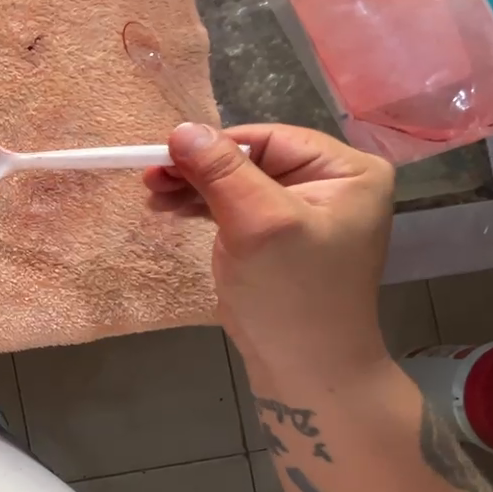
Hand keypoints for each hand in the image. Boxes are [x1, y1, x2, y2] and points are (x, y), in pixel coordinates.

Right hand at [142, 122, 395, 378]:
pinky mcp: (273, 235)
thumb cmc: (290, 291)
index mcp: (345, 170)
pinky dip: (199, 205)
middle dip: (196, 168)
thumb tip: (181, 129)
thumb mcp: (256, 224)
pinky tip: (170, 208)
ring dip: (190, 186)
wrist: (303, 363)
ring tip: (152, 195)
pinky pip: (232, 205)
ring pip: (234, 182)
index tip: (160, 160)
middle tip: (147, 179)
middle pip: (248, 159)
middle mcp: (328, 183)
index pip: (267, 139)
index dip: (212, 147)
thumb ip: (221, 172)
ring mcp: (299, 211)